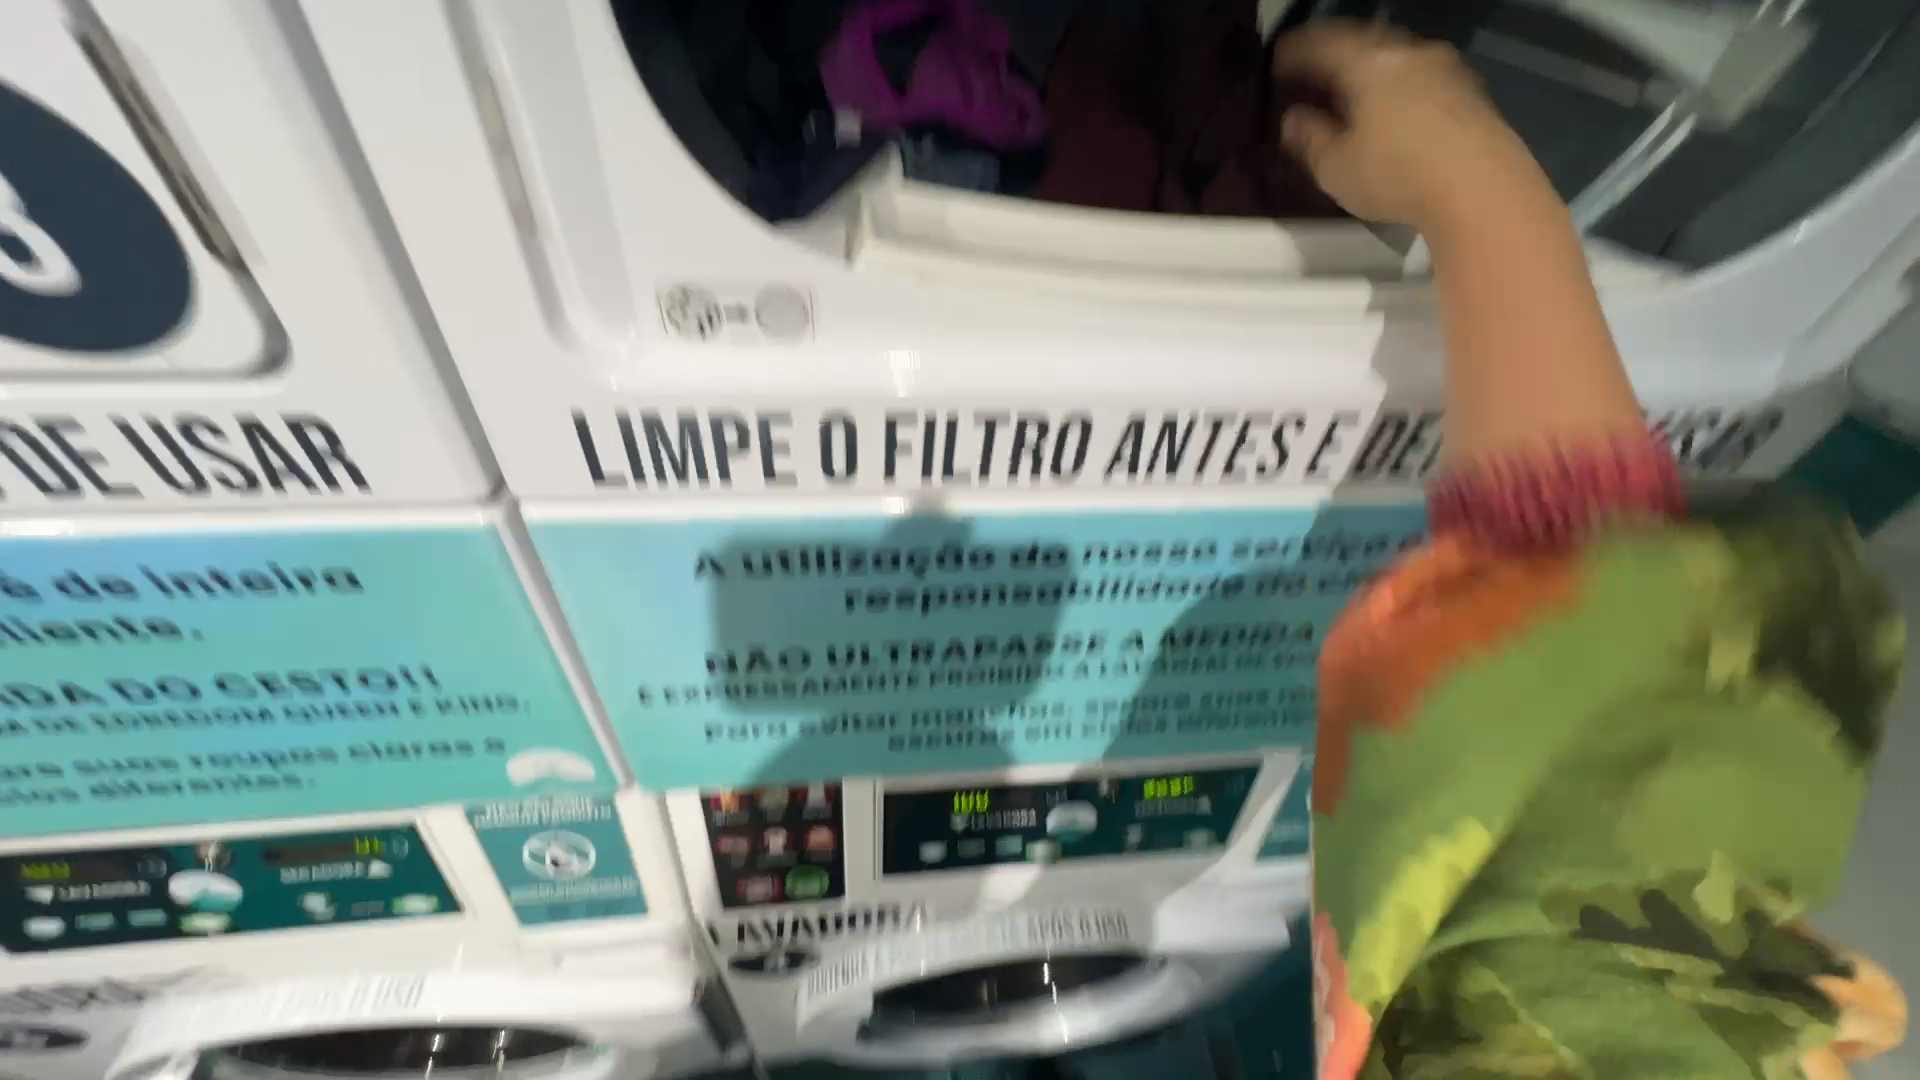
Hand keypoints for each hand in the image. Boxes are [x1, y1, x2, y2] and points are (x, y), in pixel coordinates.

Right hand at [1273, 22, 1550, 230]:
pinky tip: (1386, 107)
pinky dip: (1394, 85)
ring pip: (1394, 58)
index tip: (1277, 58)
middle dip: (1336, 54)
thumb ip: (1309, 139)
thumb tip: (1293, 120)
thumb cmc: (1394, 175)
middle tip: (1313, 69)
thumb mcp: (1335, 167)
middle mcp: (1408, 53)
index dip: (1297, 50)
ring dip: (1368, 70)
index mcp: (1369, 65)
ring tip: (1349, 89)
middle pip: (1364, 43)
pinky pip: (1417, 77)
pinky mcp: (1466, 92)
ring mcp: (1443, 69)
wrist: (1477, 187)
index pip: (1325, 44)